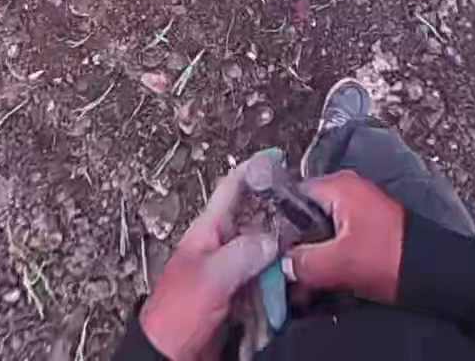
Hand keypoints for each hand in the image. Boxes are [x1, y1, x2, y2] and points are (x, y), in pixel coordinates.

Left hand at [140, 157, 278, 360]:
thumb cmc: (174, 317)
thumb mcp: (211, 276)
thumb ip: (243, 251)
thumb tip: (271, 237)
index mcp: (206, 231)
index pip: (232, 188)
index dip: (253, 169)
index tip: (276, 157)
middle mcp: (219, 247)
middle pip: (253, 219)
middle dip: (276, 215)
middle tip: (300, 213)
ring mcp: (227, 273)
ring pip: (260, 251)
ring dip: (278, 254)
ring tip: (297, 251)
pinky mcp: (234, 298)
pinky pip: (261, 282)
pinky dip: (274, 282)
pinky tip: (287, 284)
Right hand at [283, 171, 405, 303]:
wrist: (431, 268)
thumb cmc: (384, 256)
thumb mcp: (340, 262)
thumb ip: (305, 262)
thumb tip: (283, 264)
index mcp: (337, 185)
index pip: (295, 196)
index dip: (283, 224)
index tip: (277, 252)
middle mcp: (346, 187)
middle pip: (308, 212)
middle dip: (299, 243)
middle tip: (293, 272)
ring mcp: (359, 203)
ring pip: (324, 226)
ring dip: (315, 252)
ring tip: (309, 279)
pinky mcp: (368, 222)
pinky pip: (339, 233)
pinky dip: (331, 252)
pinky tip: (328, 275)